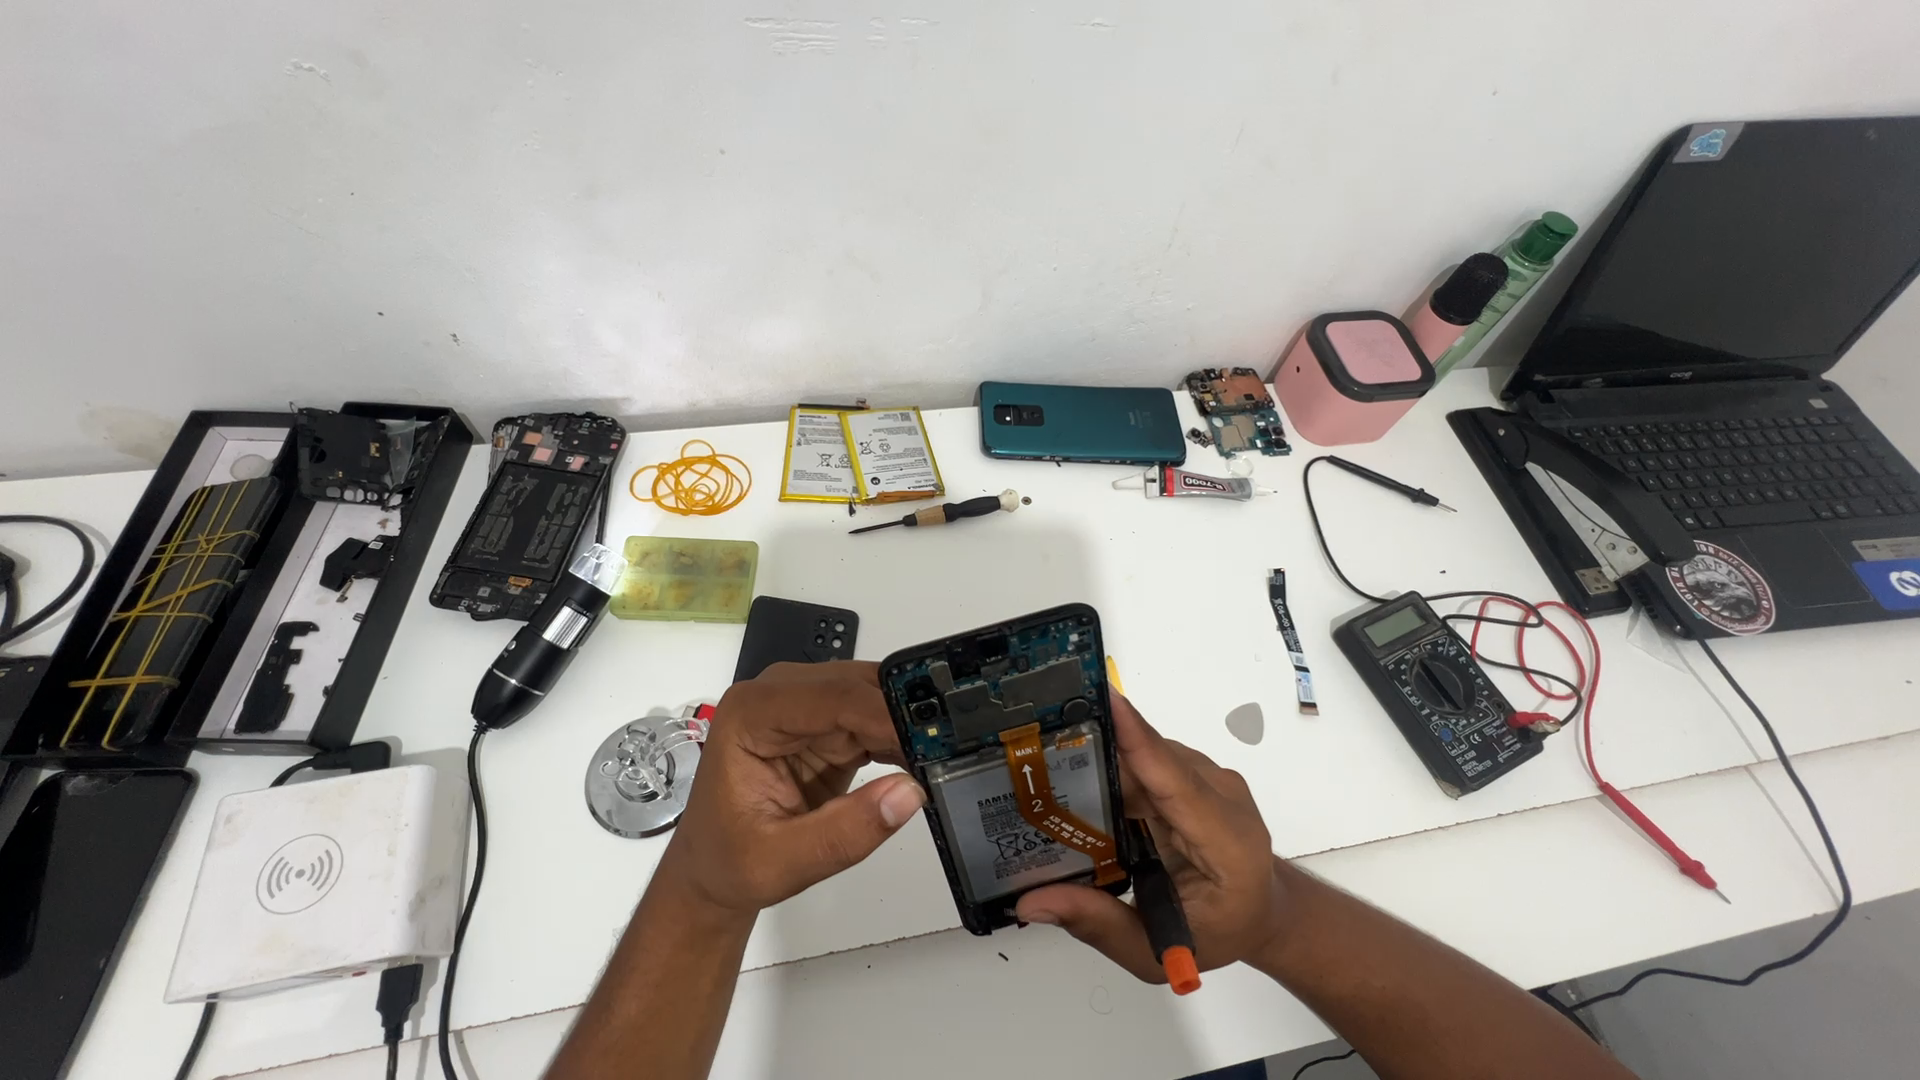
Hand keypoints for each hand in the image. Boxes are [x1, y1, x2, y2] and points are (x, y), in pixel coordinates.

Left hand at [652, 661, 924, 915]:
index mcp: (754, 713)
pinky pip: (872, 717)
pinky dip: (900, 737)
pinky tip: (925, 759)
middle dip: (904, 713)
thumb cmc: (730, 864)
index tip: (933, 737)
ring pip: (871, 695)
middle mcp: (778, 695)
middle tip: (952, 745)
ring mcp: (803, 706)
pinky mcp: (824, 724)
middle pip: (856, 685)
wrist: (712, 870)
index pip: (831, 697)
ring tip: (946, 755)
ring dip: (908, 724)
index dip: (885, 713)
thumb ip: (844, 833)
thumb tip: (911, 793)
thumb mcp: (780, 862)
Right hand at [1014, 694, 1287, 982]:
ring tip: (1043, 762)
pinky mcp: (1194, 771)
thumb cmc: (1219, 933)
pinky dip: (1113, 765)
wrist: (1263, 911)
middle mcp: (1223, 797)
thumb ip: (1099, 924)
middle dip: (1096, 748)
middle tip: (1032, 747)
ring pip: (1145, 755)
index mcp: (1226, 841)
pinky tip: (1076, 774)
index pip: (1175, 780)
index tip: (1104, 698)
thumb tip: (1031, 902)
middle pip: (1150, 760)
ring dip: (1100, 757)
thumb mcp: (1158, 950)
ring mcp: (1210, 778)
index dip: (1137, 738)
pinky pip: (1147, 758)